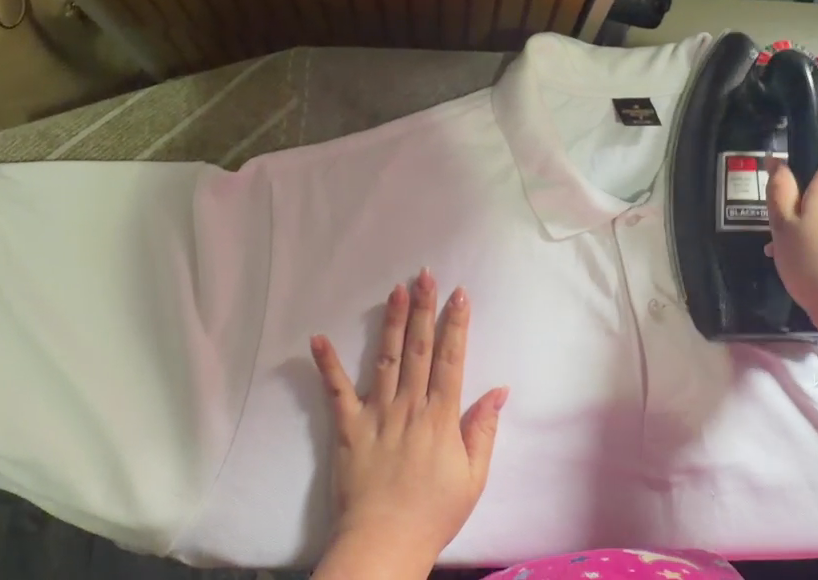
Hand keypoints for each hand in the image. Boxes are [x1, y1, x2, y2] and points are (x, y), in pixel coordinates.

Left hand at [309, 270, 506, 578]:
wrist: (385, 543)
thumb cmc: (434, 512)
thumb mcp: (474, 477)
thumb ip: (483, 430)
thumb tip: (499, 389)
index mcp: (441, 416)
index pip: (451, 359)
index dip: (456, 324)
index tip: (459, 293)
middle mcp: (410, 406)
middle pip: (420, 349)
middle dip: (424, 309)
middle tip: (426, 274)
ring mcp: (377, 414)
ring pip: (387, 359)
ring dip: (392, 322)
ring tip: (396, 290)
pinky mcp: (349, 427)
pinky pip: (336, 391)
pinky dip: (327, 364)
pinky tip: (318, 337)